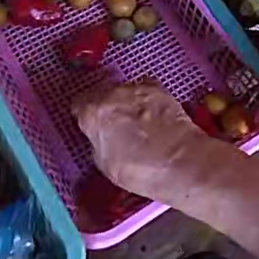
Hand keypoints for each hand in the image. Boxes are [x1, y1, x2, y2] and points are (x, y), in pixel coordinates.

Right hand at [71, 81, 210, 201]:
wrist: (180, 161)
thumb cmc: (138, 170)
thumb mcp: (103, 163)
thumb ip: (97, 141)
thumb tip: (100, 135)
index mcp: (92, 112)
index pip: (78, 105)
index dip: (83, 116)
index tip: (88, 125)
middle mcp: (111, 93)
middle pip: (100, 94)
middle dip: (103, 107)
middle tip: (111, 125)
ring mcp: (136, 88)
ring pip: (122, 91)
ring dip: (124, 103)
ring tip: (134, 122)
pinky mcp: (159, 89)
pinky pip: (143, 91)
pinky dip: (144, 100)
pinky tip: (151, 114)